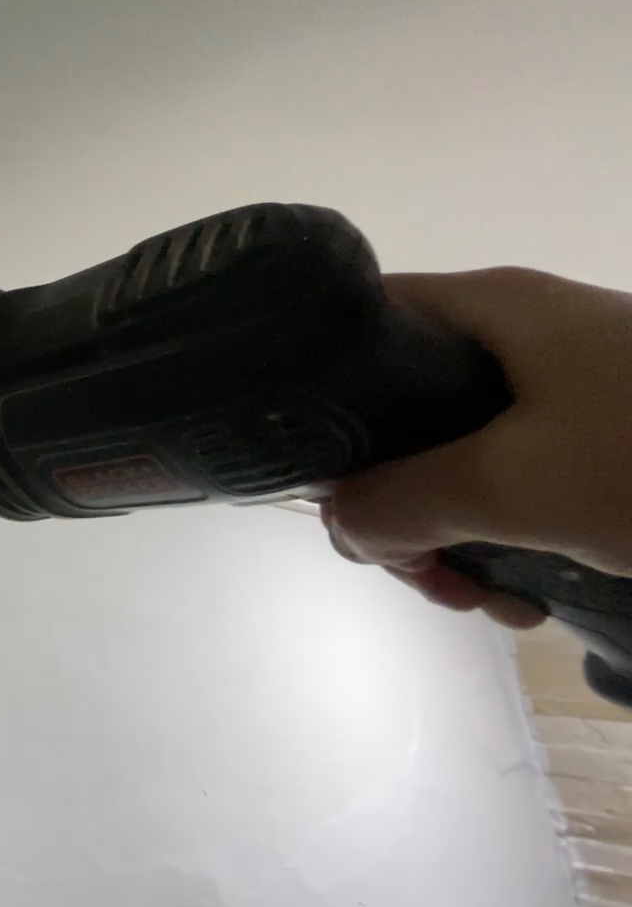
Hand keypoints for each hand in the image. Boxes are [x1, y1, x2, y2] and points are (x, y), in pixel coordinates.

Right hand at [323, 267, 631, 627]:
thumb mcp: (516, 488)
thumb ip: (393, 504)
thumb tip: (340, 529)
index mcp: (485, 310)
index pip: (346, 325)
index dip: (307, 388)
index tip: (304, 465)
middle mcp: (512, 338)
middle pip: (390, 413)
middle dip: (383, 501)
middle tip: (406, 566)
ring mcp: (563, 389)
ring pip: (445, 459)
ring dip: (439, 535)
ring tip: (473, 597)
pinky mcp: (602, 437)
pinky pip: (507, 482)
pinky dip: (496, 539)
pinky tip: (518, 591)